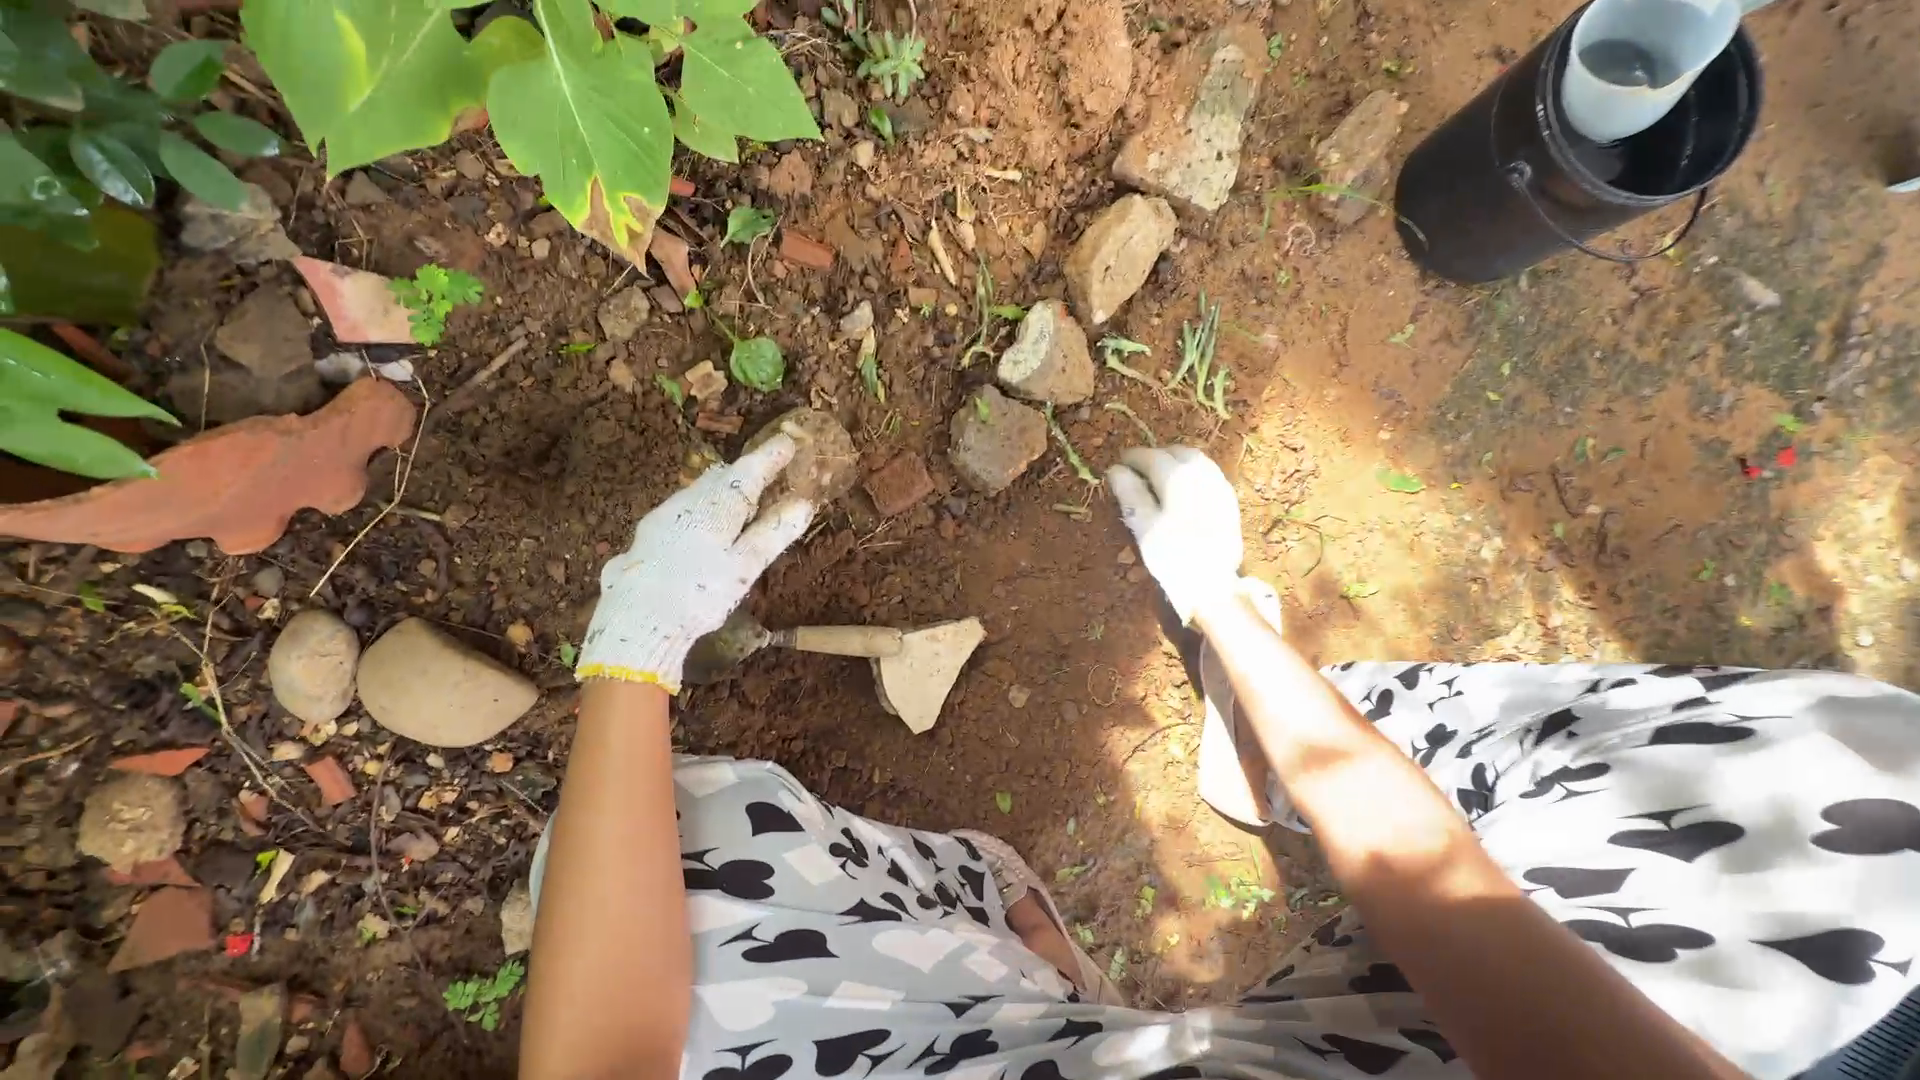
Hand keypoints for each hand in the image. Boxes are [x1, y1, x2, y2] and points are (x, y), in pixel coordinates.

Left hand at [576, 434, 813, 691]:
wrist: (636, 624)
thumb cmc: (699, 595)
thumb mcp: (745, 566)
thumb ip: (774, 532)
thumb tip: (804, 503)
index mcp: (716, 505)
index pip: (749, 471)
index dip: (770, 457)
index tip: (788, 442)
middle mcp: (686, 502)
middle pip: (721, 479)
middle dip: (745, 473)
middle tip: (766, 471)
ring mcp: (662, 518)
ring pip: (697, 494)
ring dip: (720, 491)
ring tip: (738, 499)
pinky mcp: (646, 538)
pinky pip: (681, 511)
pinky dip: (701, 510)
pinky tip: (701, 529)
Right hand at [1106, 446, 1243, 623]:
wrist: (1213, 583)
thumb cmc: (1171, 555)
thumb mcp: (1143, 525)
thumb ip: (1130, 493)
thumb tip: (1116, 469)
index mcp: (1177, 476)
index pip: (1151, 457)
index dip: (1132, 458)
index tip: (1119, 464)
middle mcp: (1201, 473)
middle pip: (1176, 453)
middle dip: (1155, 457)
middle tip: (1137, 470)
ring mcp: (1219, 485)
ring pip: (1195, 461)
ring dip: (1175, 462)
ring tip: (1158, 477)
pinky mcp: (1229, 500)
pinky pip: (1208, 474)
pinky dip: (1191, 473)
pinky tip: (1183, 489)